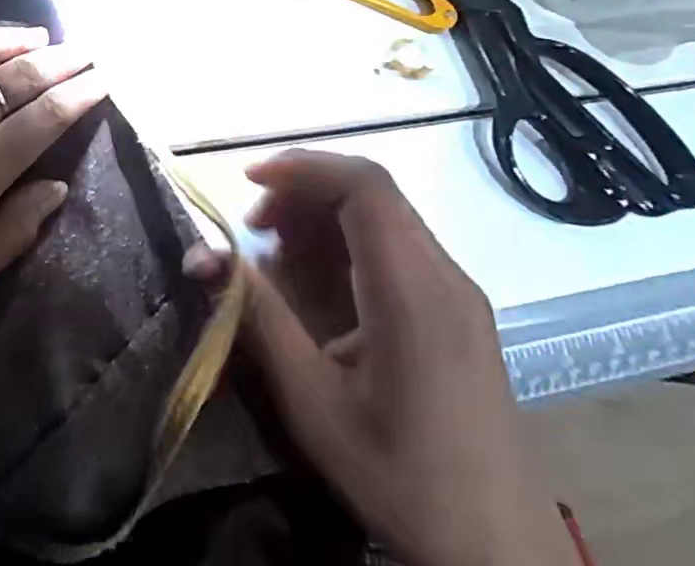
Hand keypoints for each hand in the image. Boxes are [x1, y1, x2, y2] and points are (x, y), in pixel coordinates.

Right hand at [188, 151, 576, 565]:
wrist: (494, 548)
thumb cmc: (397, 472)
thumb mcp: (309, 396)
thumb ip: (255, 315)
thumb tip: (200, 255)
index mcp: (415, 295)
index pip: (365, 187)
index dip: (301, 166)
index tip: (246, 181)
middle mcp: (446, 280)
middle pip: (370, 192)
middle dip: (300, 191)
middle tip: (252, 229)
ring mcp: (457, 295)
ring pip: (380, 215)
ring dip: (317, 216)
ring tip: (273, 254)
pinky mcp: (454, 311)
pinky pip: (392, 246)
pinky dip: (340, 242)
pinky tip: (311, 281)